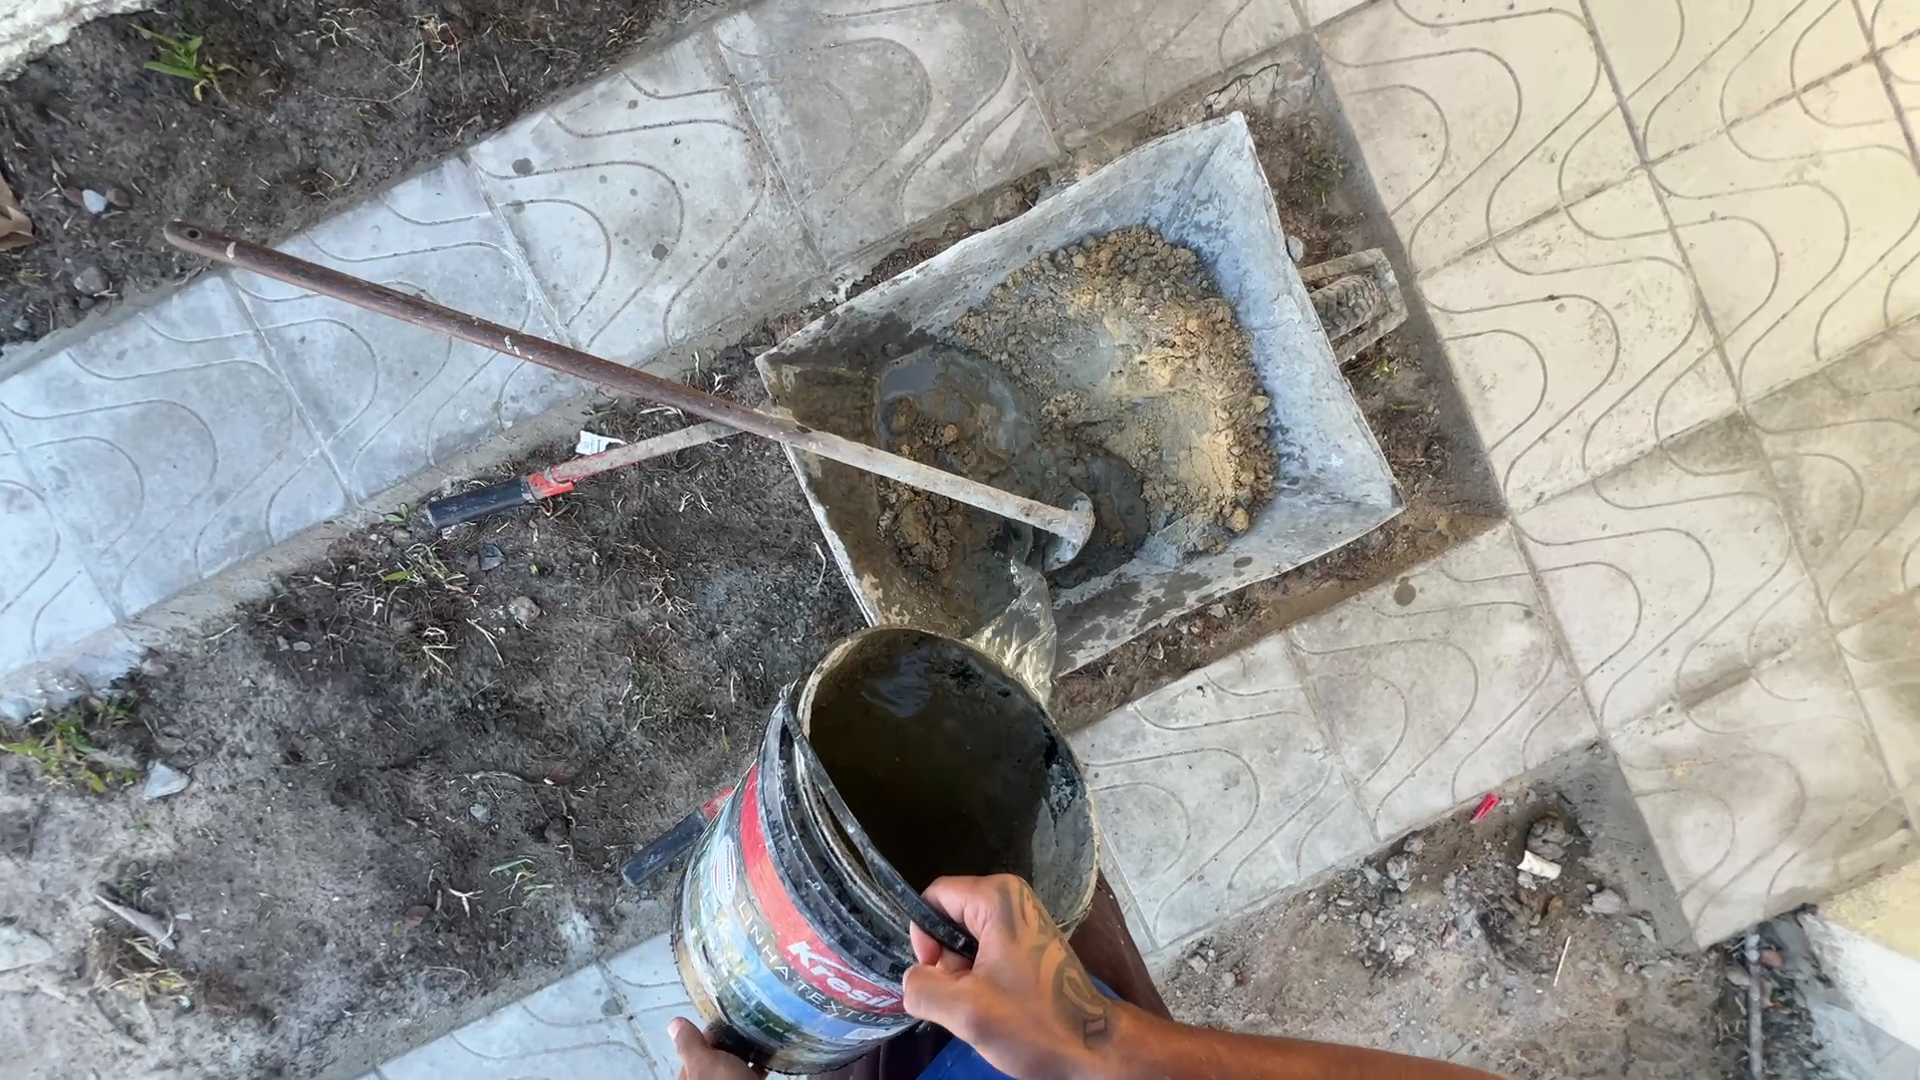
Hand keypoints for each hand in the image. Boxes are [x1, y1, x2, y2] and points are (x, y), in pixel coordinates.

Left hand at [668, 1017, 760, 1079]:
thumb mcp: (704, 1064)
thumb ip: (690, 1044)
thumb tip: (674, 1022)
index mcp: (688, 1078)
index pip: (697, 1047)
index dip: (713, 1032)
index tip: (732, 1021)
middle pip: (715, 1057)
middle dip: (731, 1041)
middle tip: (748, 1028)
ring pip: (732, 1066)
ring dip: (745, 1052)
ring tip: (760, 1039)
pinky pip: (747, 1075)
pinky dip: (756, 1066)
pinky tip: (766, 1058)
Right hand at [903, 875, 1112, 1079]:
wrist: (1094, 1048)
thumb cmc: (1033, 1023)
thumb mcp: (966, 1011)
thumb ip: (924, 987)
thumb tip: (912, 977)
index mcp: (996, 896)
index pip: (936, 897)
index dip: (923, 935)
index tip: (936, 975)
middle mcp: (1010, 895)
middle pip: (951, 916)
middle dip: (947, 959)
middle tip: (963, 996)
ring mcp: (1023, 916)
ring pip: (967, 936)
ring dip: (963, 972)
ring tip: (983, 1003)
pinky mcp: (1030, 938)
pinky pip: (986, 946)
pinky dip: (981, 974)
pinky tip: (997, 1002)